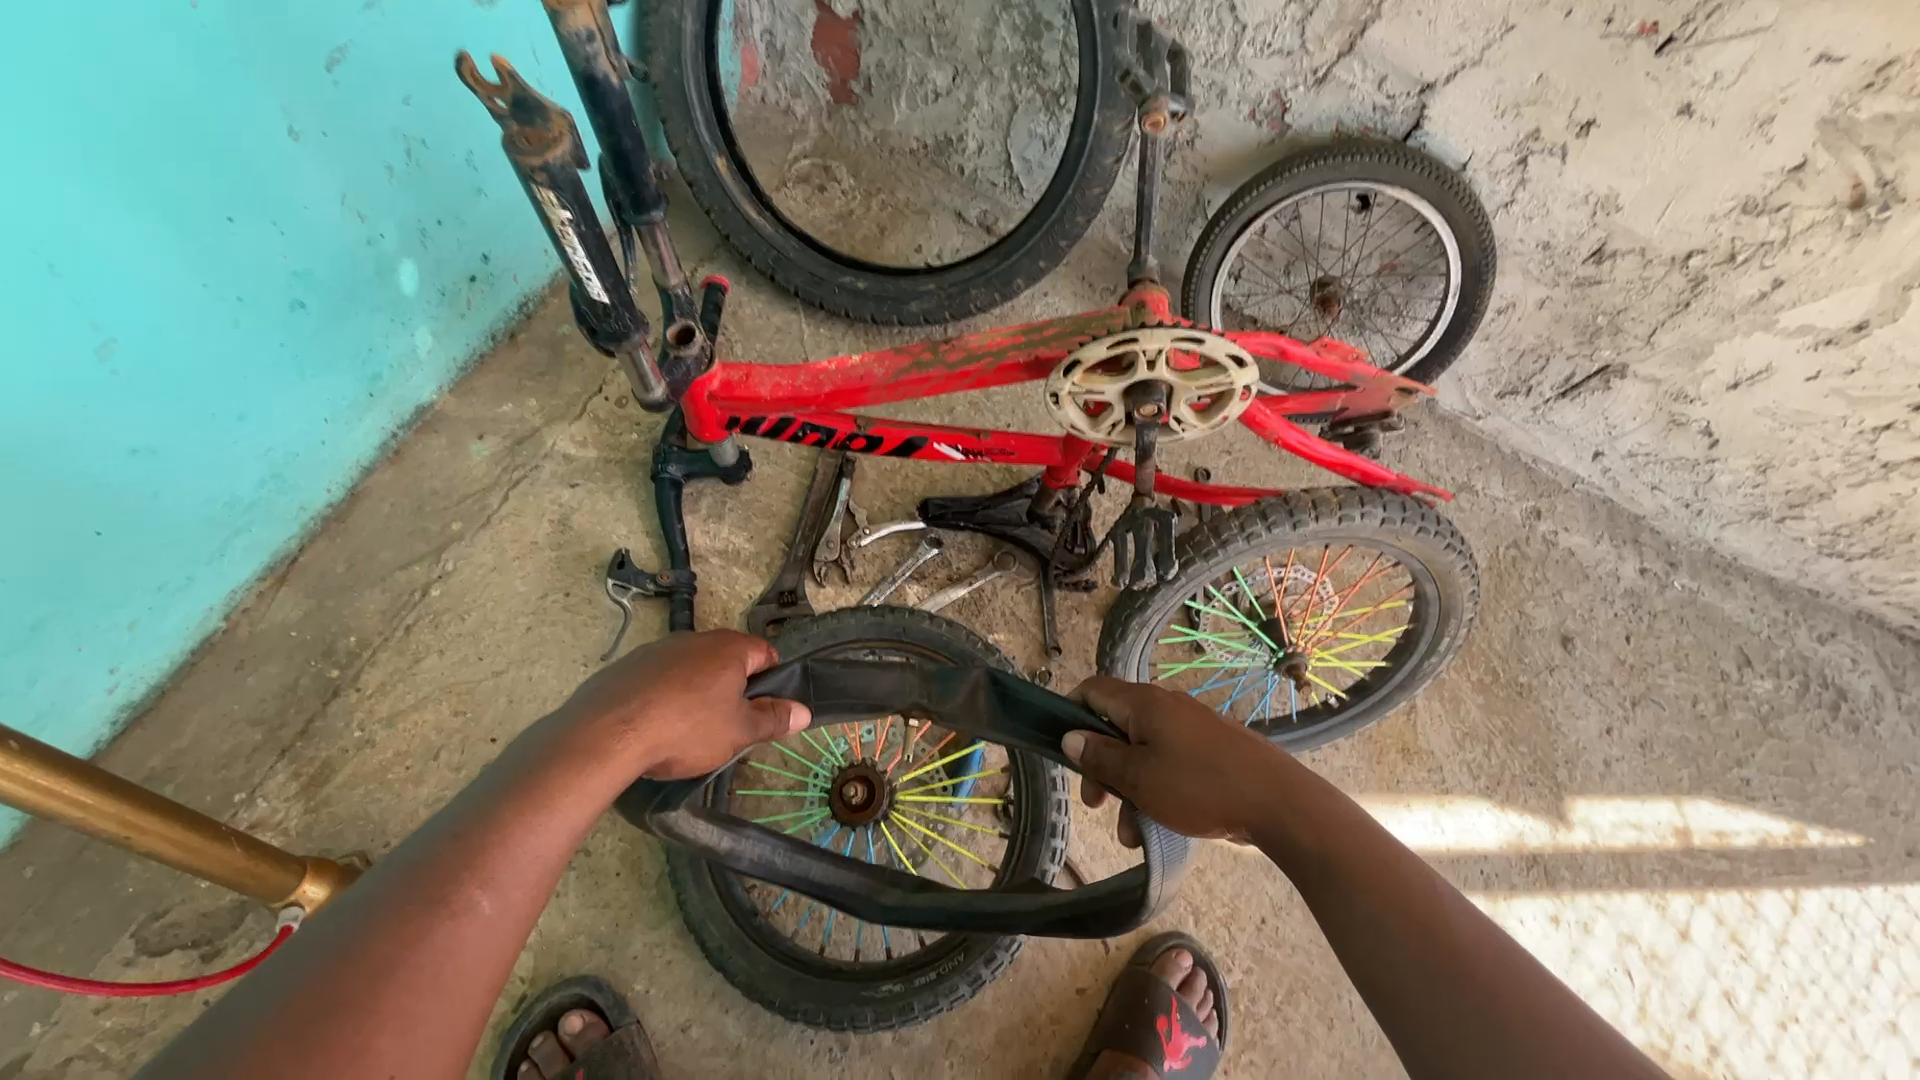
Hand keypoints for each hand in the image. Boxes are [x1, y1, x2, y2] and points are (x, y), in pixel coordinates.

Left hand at [559, 630, 809, 778]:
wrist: (607, 733)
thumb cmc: (686, 728)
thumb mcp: (739, 731)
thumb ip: (773, 719)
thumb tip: (804, 712)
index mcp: (729, 648)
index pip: (765, 653)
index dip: (772, 680)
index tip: (766, 709)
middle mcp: (694, 639)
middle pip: (726, 660)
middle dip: (732, 688)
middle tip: (730, 725)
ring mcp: (656, 650)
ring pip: (690, 668)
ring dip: (696, 691)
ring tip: (689, 730)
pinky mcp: (626, 667)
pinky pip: (657, 679)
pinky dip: (663, 697)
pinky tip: (654, 726)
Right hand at [1062, 675, 1292, 842]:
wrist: (1278, 803)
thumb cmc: (1199, 786)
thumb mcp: (1139, 778)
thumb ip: (1100, 757)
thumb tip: (1070, 736)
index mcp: (1144, 703)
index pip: (1093, 689)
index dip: (1070, 711)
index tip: (1062, 747)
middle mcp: (1166, 707)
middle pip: (1115, 726)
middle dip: (1100, 766)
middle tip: (1094, 803)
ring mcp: (1191, 728)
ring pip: (1142, 752)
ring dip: (1128, 789)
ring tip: (1130, 833)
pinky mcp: (1211, 750)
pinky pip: (1169, 763)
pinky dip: (1155, 790)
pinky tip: (1156, 828)